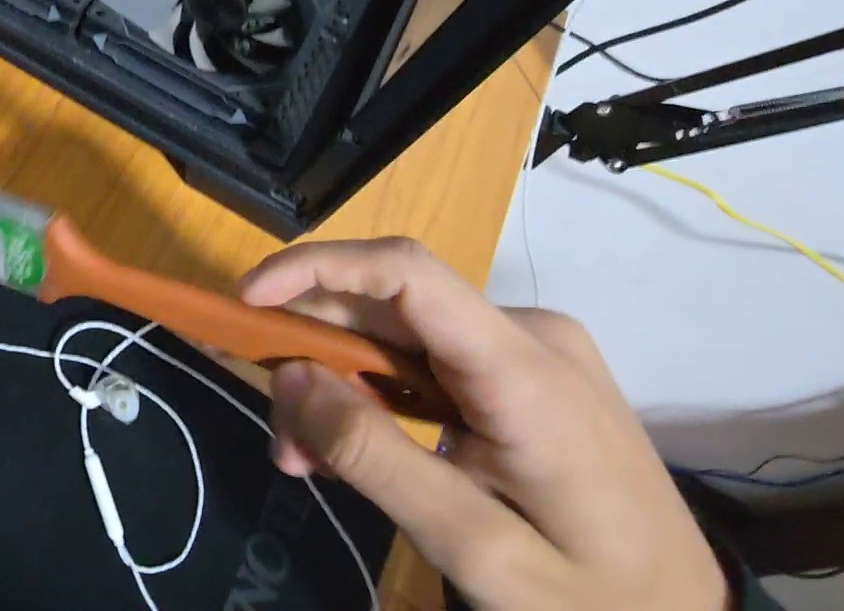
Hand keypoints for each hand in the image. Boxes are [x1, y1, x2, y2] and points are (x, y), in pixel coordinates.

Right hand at [239, 238, 729, 610]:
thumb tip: (287, 376)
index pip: (406, 272)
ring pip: (389, 337)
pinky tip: (349, 446)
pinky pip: (416, 362)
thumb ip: (374, 458)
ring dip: (335, 385)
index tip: (246, 297)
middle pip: (383, 310)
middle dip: (311, 356)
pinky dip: (368, 396)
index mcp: (526, 369)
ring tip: (305, 457)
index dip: (316, 267)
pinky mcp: (513, 371)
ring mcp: (523, 350)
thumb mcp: (478, 549)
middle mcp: (525, 335)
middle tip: (278, 434)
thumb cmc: (596, 602)